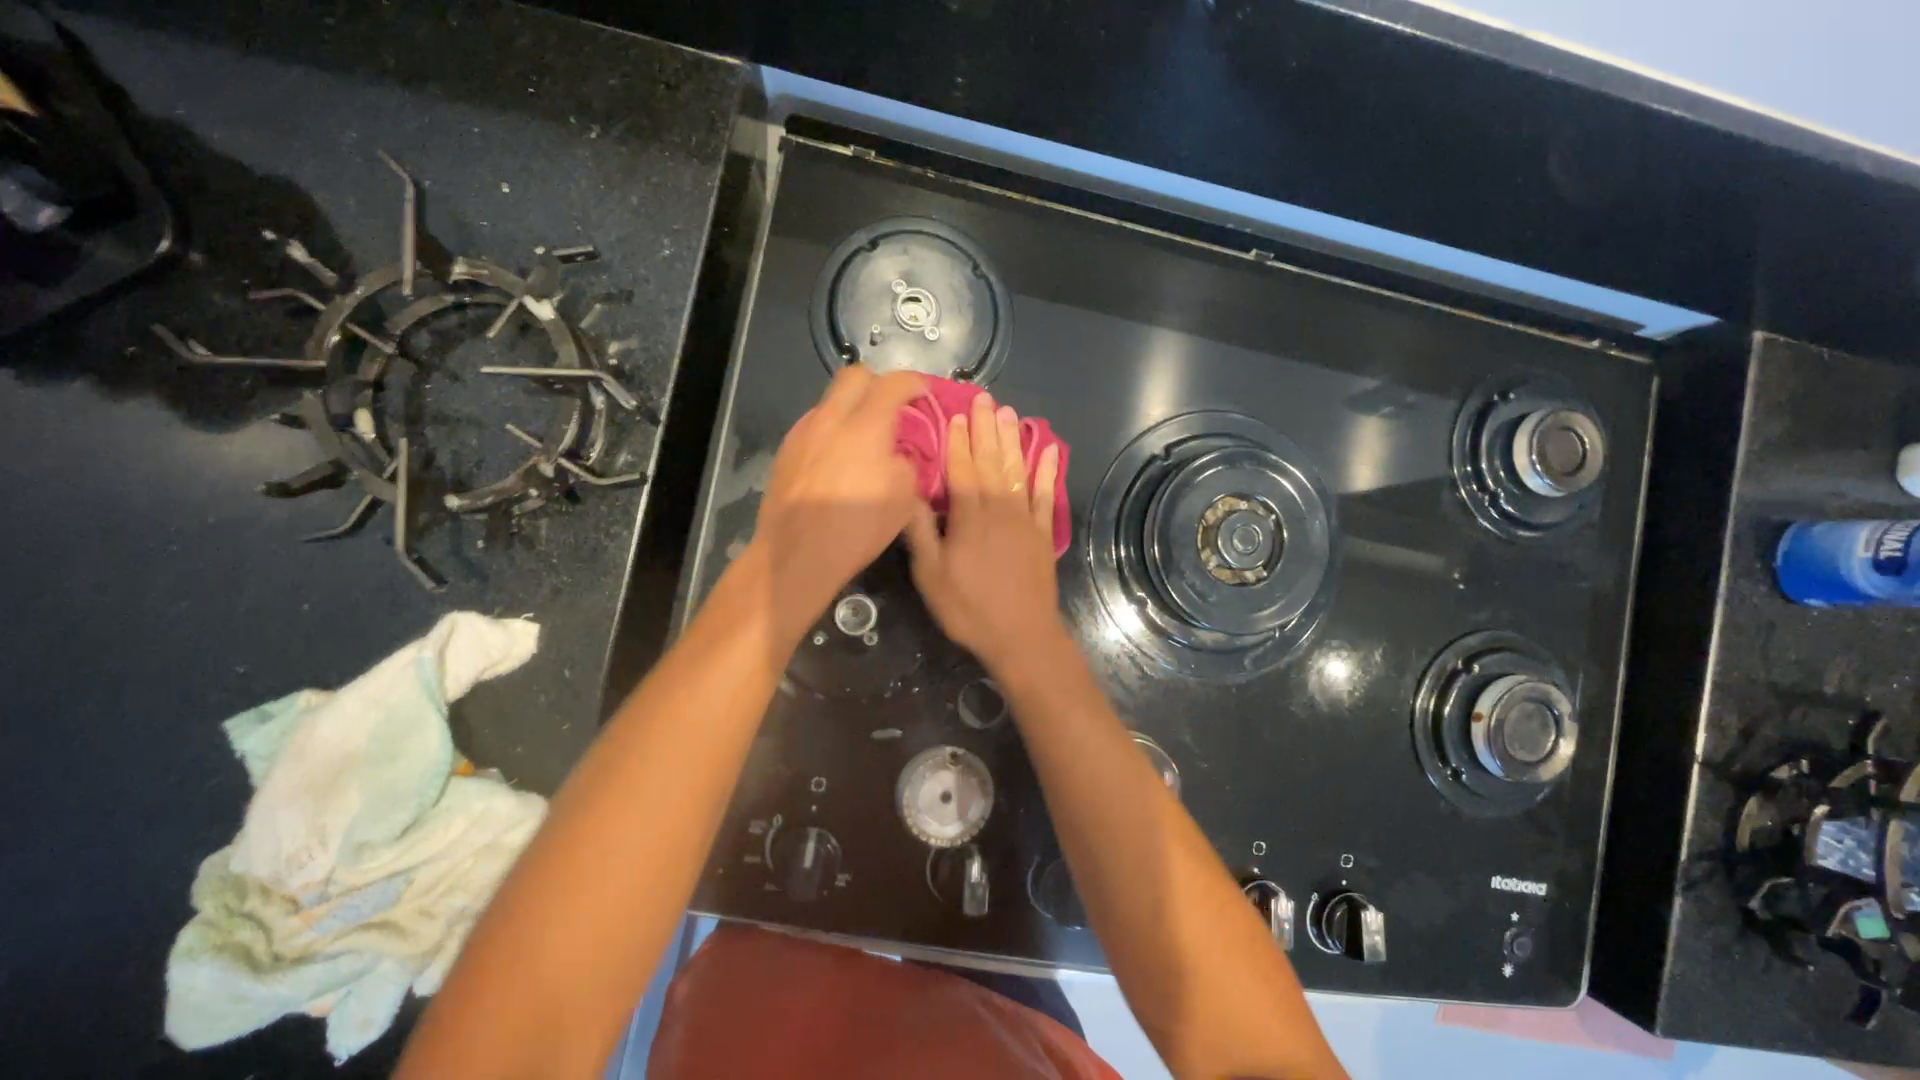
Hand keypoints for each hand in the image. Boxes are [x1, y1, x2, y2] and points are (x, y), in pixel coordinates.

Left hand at [751, 366, 926, 638]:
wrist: (796, 554)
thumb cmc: (857, 528)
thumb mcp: (904, 498)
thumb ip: (908, 462)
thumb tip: (902, 452)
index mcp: (866, 426)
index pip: (894, 383)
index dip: (915, 382)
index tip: (924, 393)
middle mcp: (831, 419)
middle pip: (855, 376)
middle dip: (878, 384)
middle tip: (893, 407)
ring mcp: (803, 433)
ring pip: (831, 400)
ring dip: (852, 408)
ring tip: (865, 437)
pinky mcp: (785, 451)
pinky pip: (814, 425)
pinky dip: (833, 430)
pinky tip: (838, 460)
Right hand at [905, 391, 1065, 673]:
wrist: (1021, 636)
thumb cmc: (968, 609)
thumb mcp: (931, 575)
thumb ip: (919, 532)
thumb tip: (906, 493)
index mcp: (969, 517)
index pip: (962, 469)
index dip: (958, 441)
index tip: (957, 413)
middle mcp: (999, 509)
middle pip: (991, 462)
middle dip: (986, 429)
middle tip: (985, 398)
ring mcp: (1025, 520)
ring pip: (1017, 471)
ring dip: (1012, 441)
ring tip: (1009, 412)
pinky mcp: (1043, 534)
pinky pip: (1045, 495)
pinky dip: (1047, 471)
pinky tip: (1048, 450)